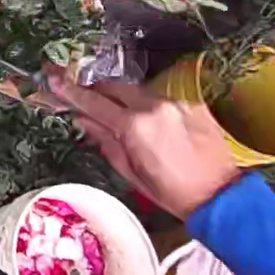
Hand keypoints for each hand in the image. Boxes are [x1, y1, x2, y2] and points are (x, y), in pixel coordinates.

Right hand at [47, 70, 240, 218]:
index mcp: (135, 127)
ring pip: (138, 92)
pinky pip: (160, 99)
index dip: (71, 91)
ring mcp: (175, 102)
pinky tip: (154, 127)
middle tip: (85, 99)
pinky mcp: (192, 103)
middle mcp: (154, 106)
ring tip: (122, 119)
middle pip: (115, 87)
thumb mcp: (131, 173)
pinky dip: (149, 108)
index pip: (94, 103)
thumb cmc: (173, 193)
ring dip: (124, 100)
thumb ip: (105, 141)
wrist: (221, 195)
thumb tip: (84, 121)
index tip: (54, 78)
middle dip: (98, 92)